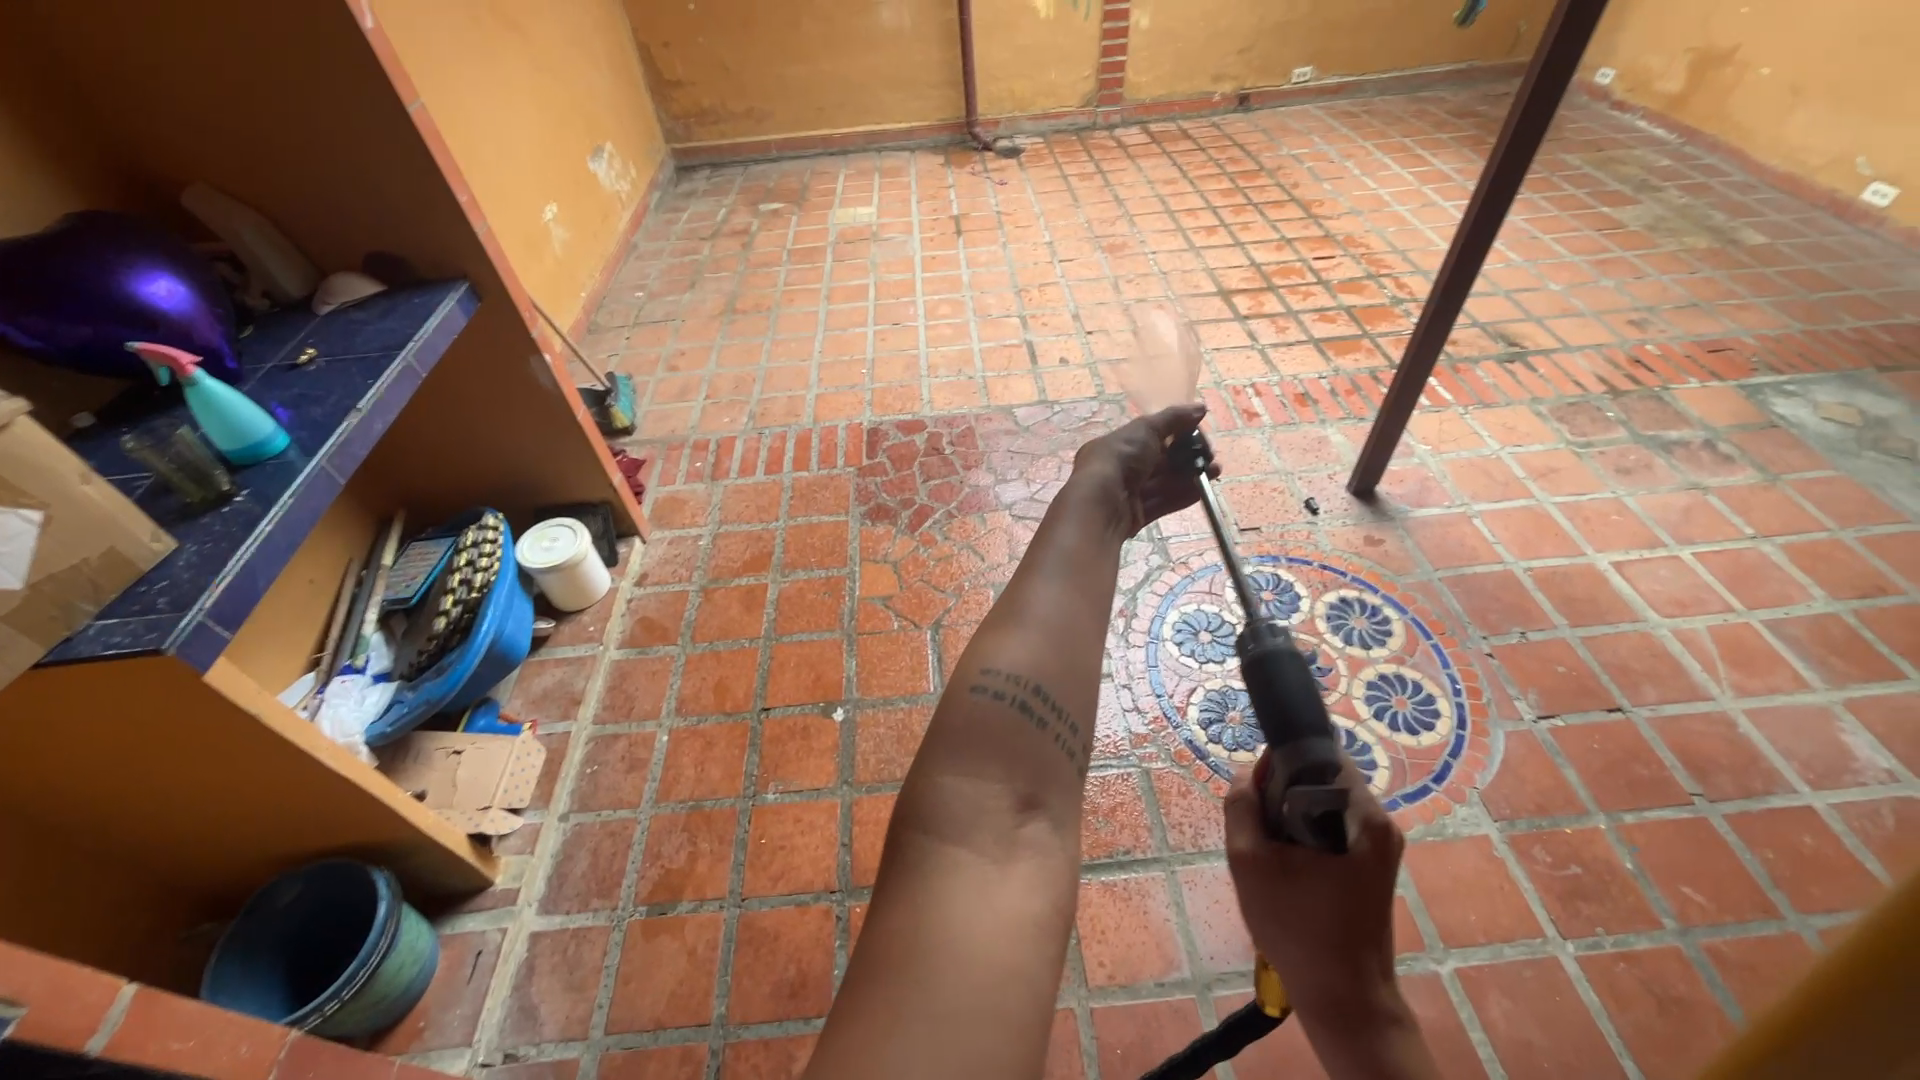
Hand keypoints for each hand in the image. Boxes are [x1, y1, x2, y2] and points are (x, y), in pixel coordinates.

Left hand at [1070, 403, 1218, 537]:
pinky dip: (1181, 496)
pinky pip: (1161, 503)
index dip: (1176, 436)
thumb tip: (1200, 408)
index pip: (1150, 437)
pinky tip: (1202, 491)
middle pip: (1159, 462)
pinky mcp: (1134, 516)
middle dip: (1187, 458)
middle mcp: (1119, 469)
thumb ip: (1174, 419)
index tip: (1199, 436)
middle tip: (1212, 457)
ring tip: (1215, 472)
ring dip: (1190, 477)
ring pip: (1162, 484)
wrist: (1102, 503)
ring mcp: (1126, 494)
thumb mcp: (1146, 429)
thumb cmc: (1120, 458)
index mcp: (1115, 445)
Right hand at [1224, 752, 1405, 1026]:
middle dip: (1283, 794)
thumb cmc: (1297, 928)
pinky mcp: (1374, 867)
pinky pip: (1333, 829)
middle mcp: (1381, 823)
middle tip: (1257, 827)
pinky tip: (1285, 867)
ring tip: (1268, 850)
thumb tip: (1244, 772)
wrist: (1343, 997)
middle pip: (1321, 779)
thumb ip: (1241, 806)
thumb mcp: (1249, 861)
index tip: (1254, 791)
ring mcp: (1381, 847)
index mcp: (1364, 815)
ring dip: (1292, 817)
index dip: (1279, 763)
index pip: (1319, 754)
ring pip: (1324, 805)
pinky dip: (1305, 837)